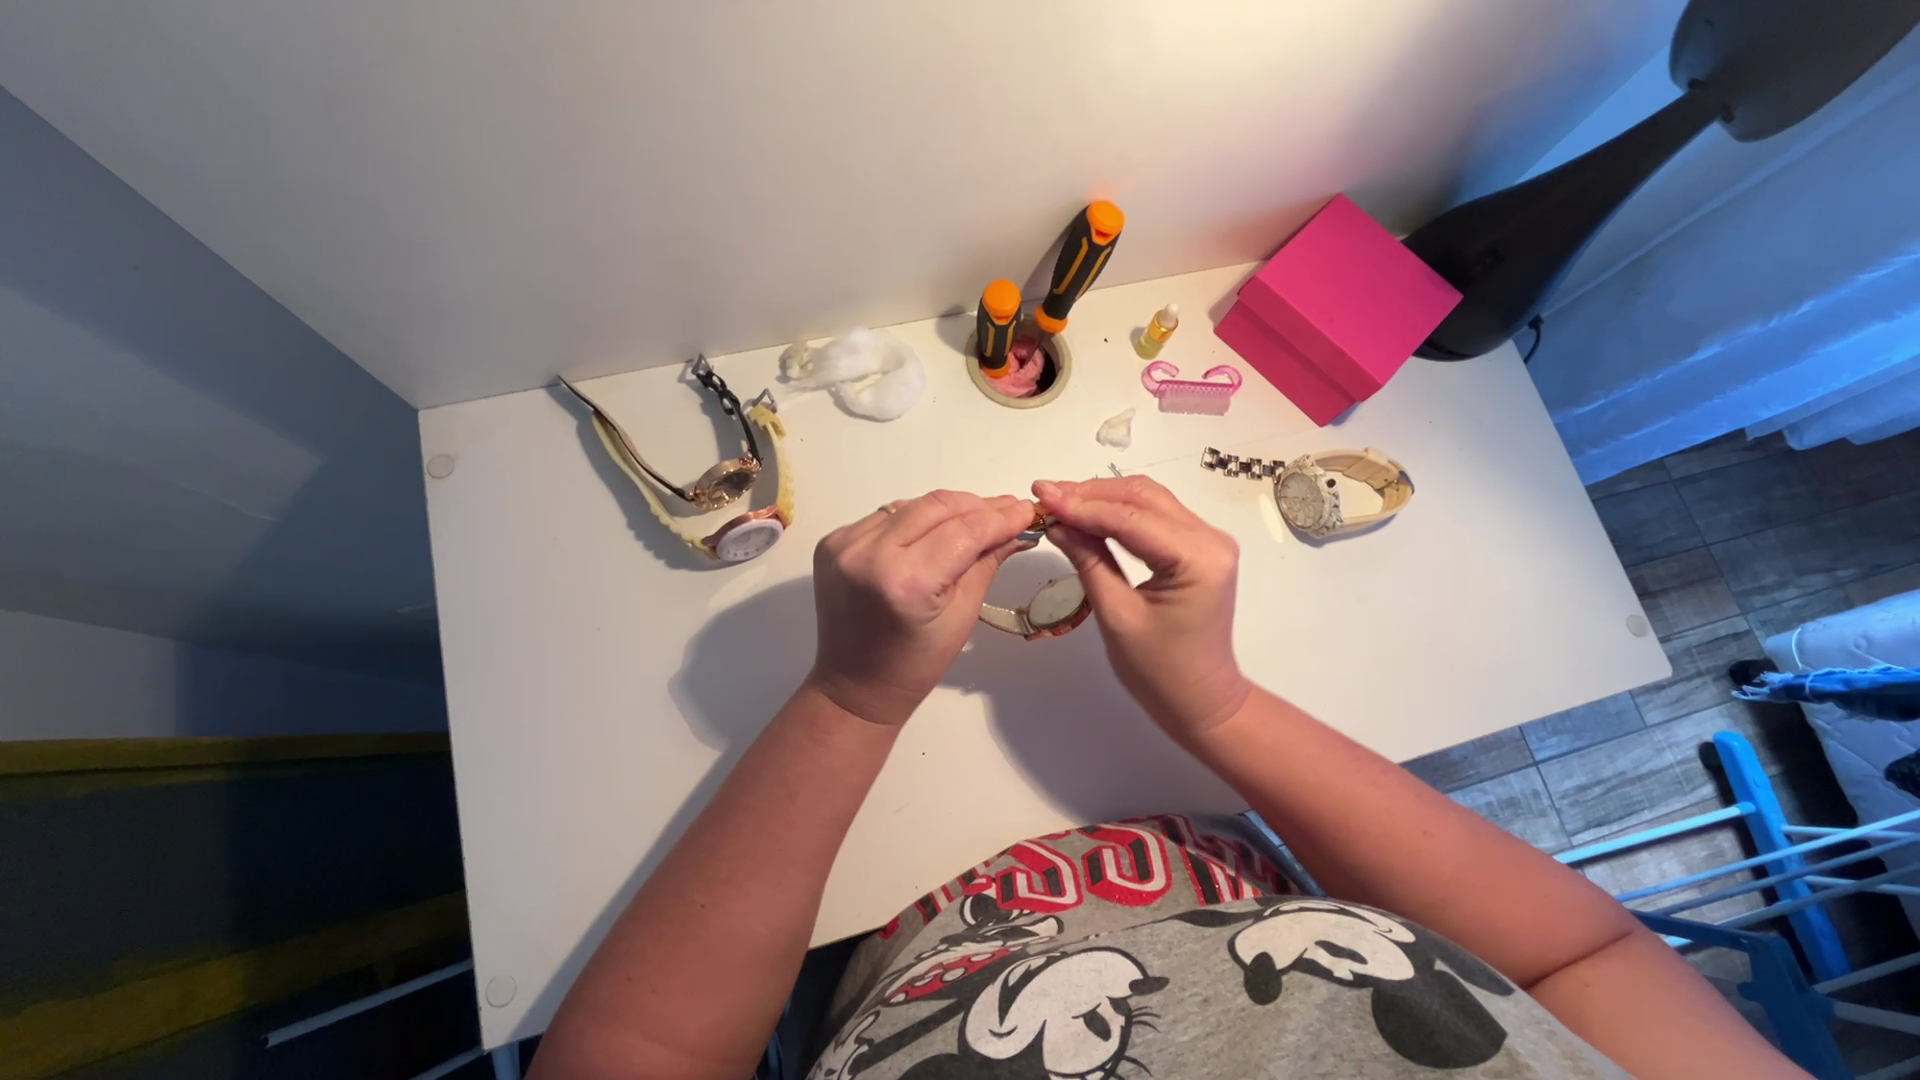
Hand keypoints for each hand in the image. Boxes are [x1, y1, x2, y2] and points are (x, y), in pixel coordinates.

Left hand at [808, 491, 1036, 725]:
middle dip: (977, 506)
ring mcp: (846, 544)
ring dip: (946, 510)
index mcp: (905, 581)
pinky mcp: (833, 542)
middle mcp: (869, 553)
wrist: (856, 684)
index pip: (964, 530)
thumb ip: (987, 561)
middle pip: (936, 506)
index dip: (1000, 517)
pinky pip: (885, 517)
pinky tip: (932, 534)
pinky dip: (913, 520)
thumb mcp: (962, 614)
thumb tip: (1018, 527)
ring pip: (910, 505)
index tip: (1027, 509)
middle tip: (1007, 511)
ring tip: (975, 521)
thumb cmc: (916, 663)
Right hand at [1034, 476, 1249, 740]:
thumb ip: (1088, 561)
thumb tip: (1056, 522)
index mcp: (1197, 559)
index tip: (1041, 496)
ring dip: (1102, 497)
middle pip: (1142, 497)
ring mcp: (1208, 540)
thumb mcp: (1116, 615)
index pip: (1130, 518)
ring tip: (1059, 501)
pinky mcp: (1198, 546)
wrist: (1199, 699)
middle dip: (1090, 493)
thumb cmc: (1159, 670)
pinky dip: (1118, 511)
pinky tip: (1086, 514)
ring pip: (1148, 499)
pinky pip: (1154, 515)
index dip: (1082, 505)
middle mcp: (1210, 539)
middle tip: (1045, 495)